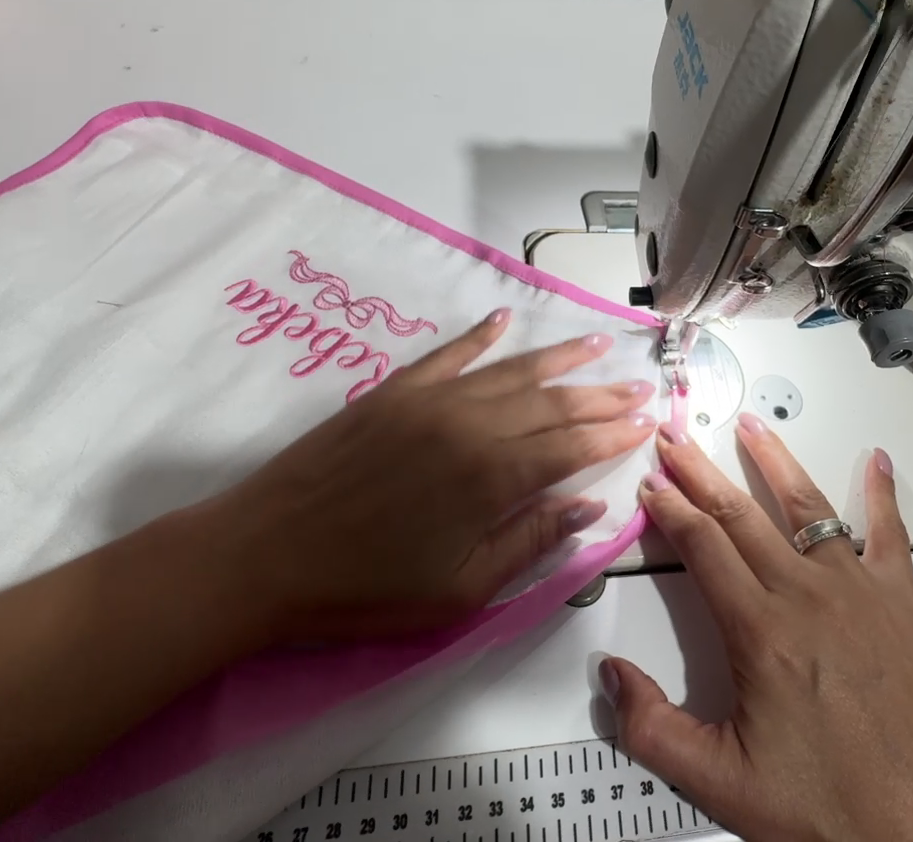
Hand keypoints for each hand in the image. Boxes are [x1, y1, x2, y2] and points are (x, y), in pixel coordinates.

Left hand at [206, 308, 656, 642]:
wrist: (265, 554)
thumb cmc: (367, 589)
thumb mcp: (460, 591)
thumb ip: (529, 542)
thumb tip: (588, 507)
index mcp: (492, 476)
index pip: (572, 447)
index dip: (613, 434)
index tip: (648, 422)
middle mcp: (471, 424)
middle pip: (552, 402)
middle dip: (601, 395)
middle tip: (641, 385)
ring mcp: (432, 400)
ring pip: (511, 370)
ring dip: (559, 357)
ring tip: (598, 345)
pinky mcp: (395, 391)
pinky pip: (450, 354)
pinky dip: (480, 336)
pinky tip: (505, 320)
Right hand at [600, 417, 912, 841]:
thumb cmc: (833, 808)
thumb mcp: (722, 783)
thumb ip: (653, 728)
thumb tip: (610, 674)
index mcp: (759, 630)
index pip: (702, 546)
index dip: (670, 507)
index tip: (650, 481)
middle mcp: (806, 594)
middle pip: (741, 513)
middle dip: (701, 470)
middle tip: (675, 437)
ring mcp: (858, 589)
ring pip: (807, 505)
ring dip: (774, 460)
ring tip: (751, 424)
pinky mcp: (900, 600)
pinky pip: (889, 532)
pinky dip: (882, 493)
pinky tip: (878, 461)